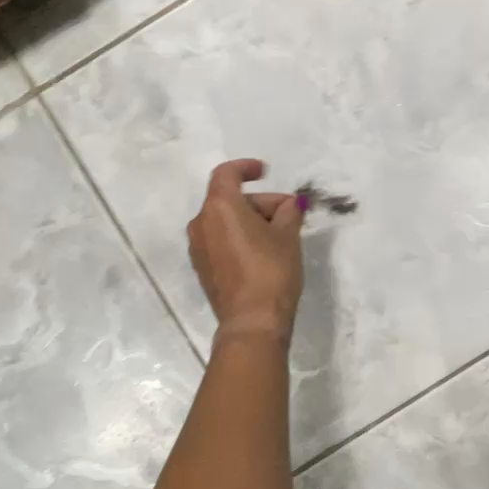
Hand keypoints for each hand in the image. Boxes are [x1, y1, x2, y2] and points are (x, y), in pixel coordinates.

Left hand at [186, 159, 303, 345]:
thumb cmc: (272, 270)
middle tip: (290, 215)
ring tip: (280, 235)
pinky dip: (240, 238)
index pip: (226, 174)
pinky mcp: (203, 268)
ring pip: (225, 222)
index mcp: (220, 207)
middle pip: (229, 200)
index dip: (246, 167)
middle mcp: (201, 222)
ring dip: (250, 221)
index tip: (265, 171)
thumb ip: (289, 213)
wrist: (252, 321)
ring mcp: (198, 248)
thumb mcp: (288, 237)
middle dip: (260, 203)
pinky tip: (263, 252)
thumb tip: (290, 204)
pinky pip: (221, 241)